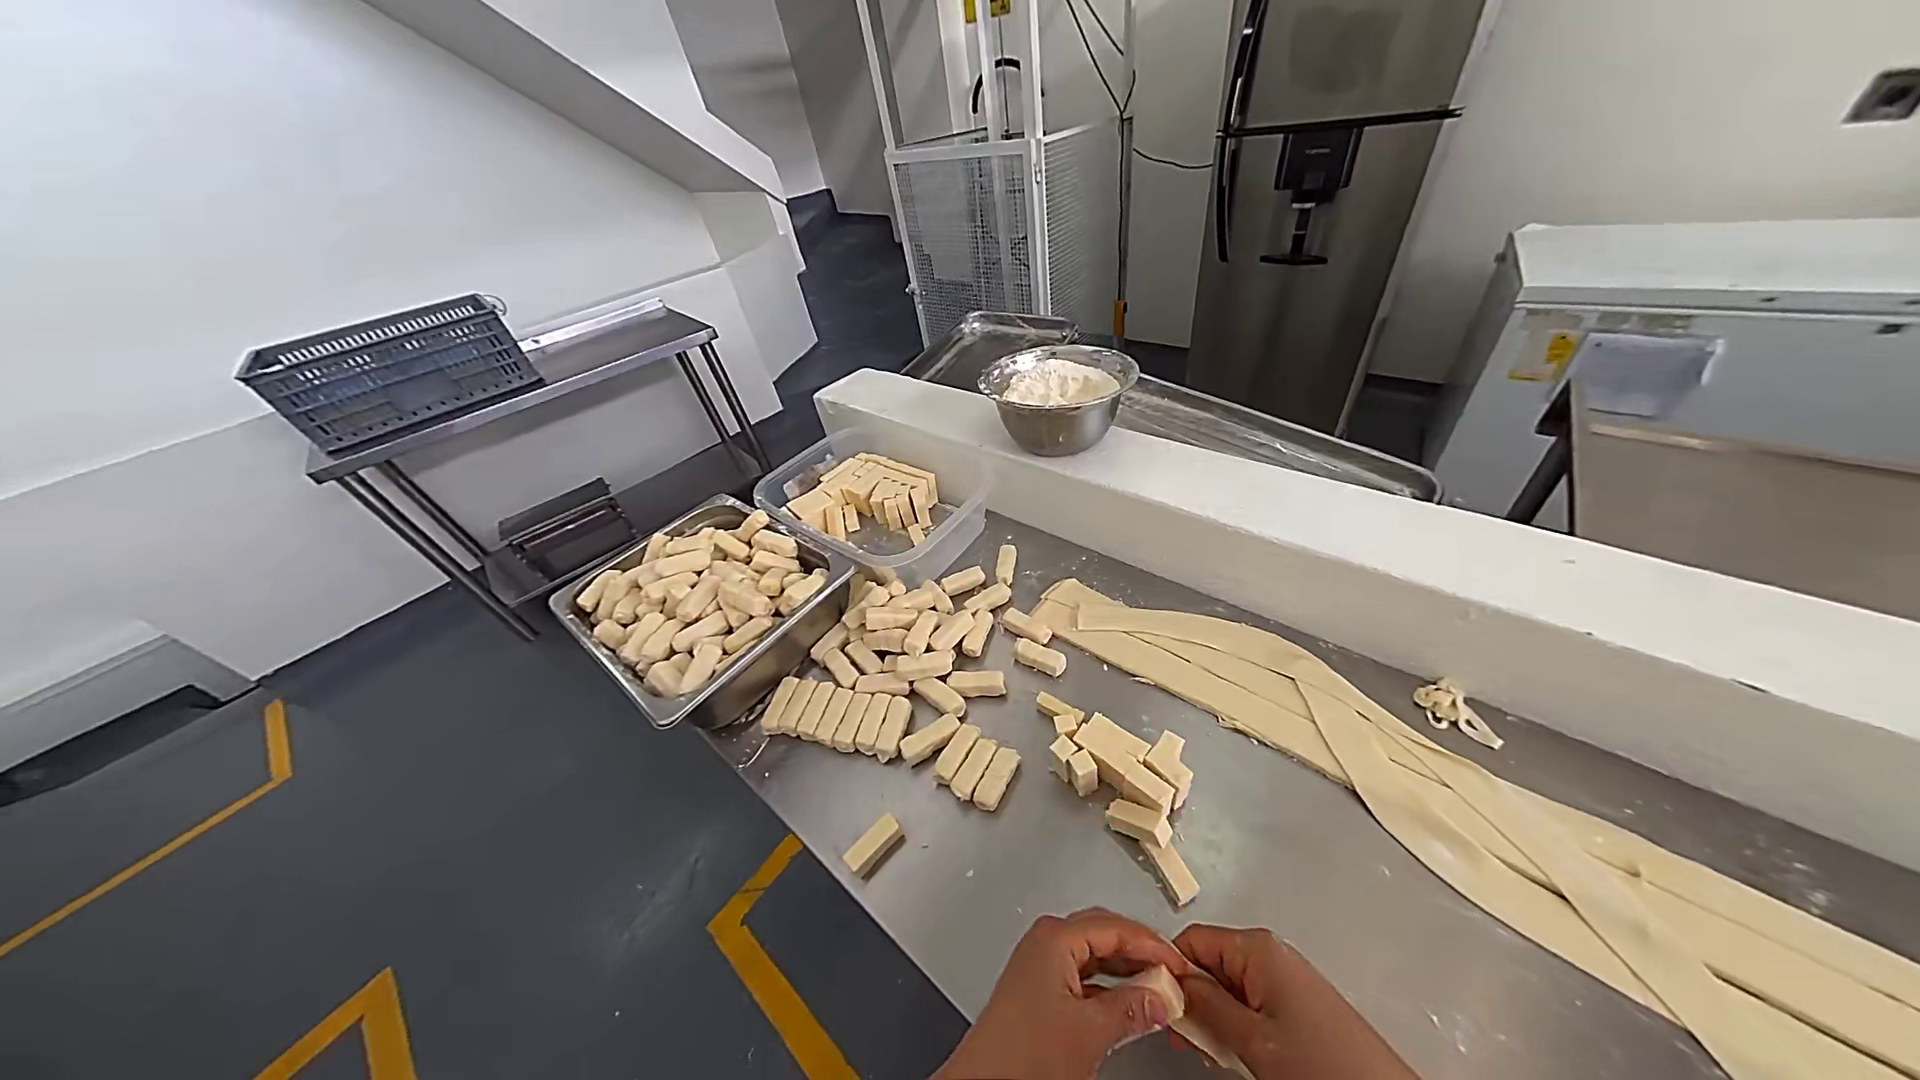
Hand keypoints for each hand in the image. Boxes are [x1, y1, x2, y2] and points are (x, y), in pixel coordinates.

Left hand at [934, 908, 1193, 1079]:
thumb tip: (1159, 996)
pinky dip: (1110, 984)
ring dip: (1127, 968)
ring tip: (1157, 988)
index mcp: (1055, 938)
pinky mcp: (1041, 984)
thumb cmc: (1020, 1055)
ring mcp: (1042, 962)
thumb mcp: (1088, 1032)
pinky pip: (1085, 973)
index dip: (1152, 944)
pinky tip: (1128, 1002)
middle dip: (1140, 950)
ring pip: (1095, 953)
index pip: (1115, 927)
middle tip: (1171, 971)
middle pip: (1104, 932)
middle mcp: (1046, 941)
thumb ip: (1130, 1009)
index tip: (1178, 963)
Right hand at [1174, 924, 1418, 1079]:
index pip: (1190, 940)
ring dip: (1213, 1017)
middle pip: (1209, 962)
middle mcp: (1270, 954)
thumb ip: (1206, 1004)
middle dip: (1193, 998)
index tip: (1161, 1004)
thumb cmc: (1325, 1068)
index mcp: (1258, 948)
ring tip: (1212, 1052)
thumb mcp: (1252, 1039)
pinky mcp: (1298, 1006)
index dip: (1170, 970)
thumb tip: (1172, 982)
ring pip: (1227, 987)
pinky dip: (1235, 1025)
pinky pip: (1250, 1003)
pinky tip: (1236, 1053)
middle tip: (1187, 1038)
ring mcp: (1286, 980)